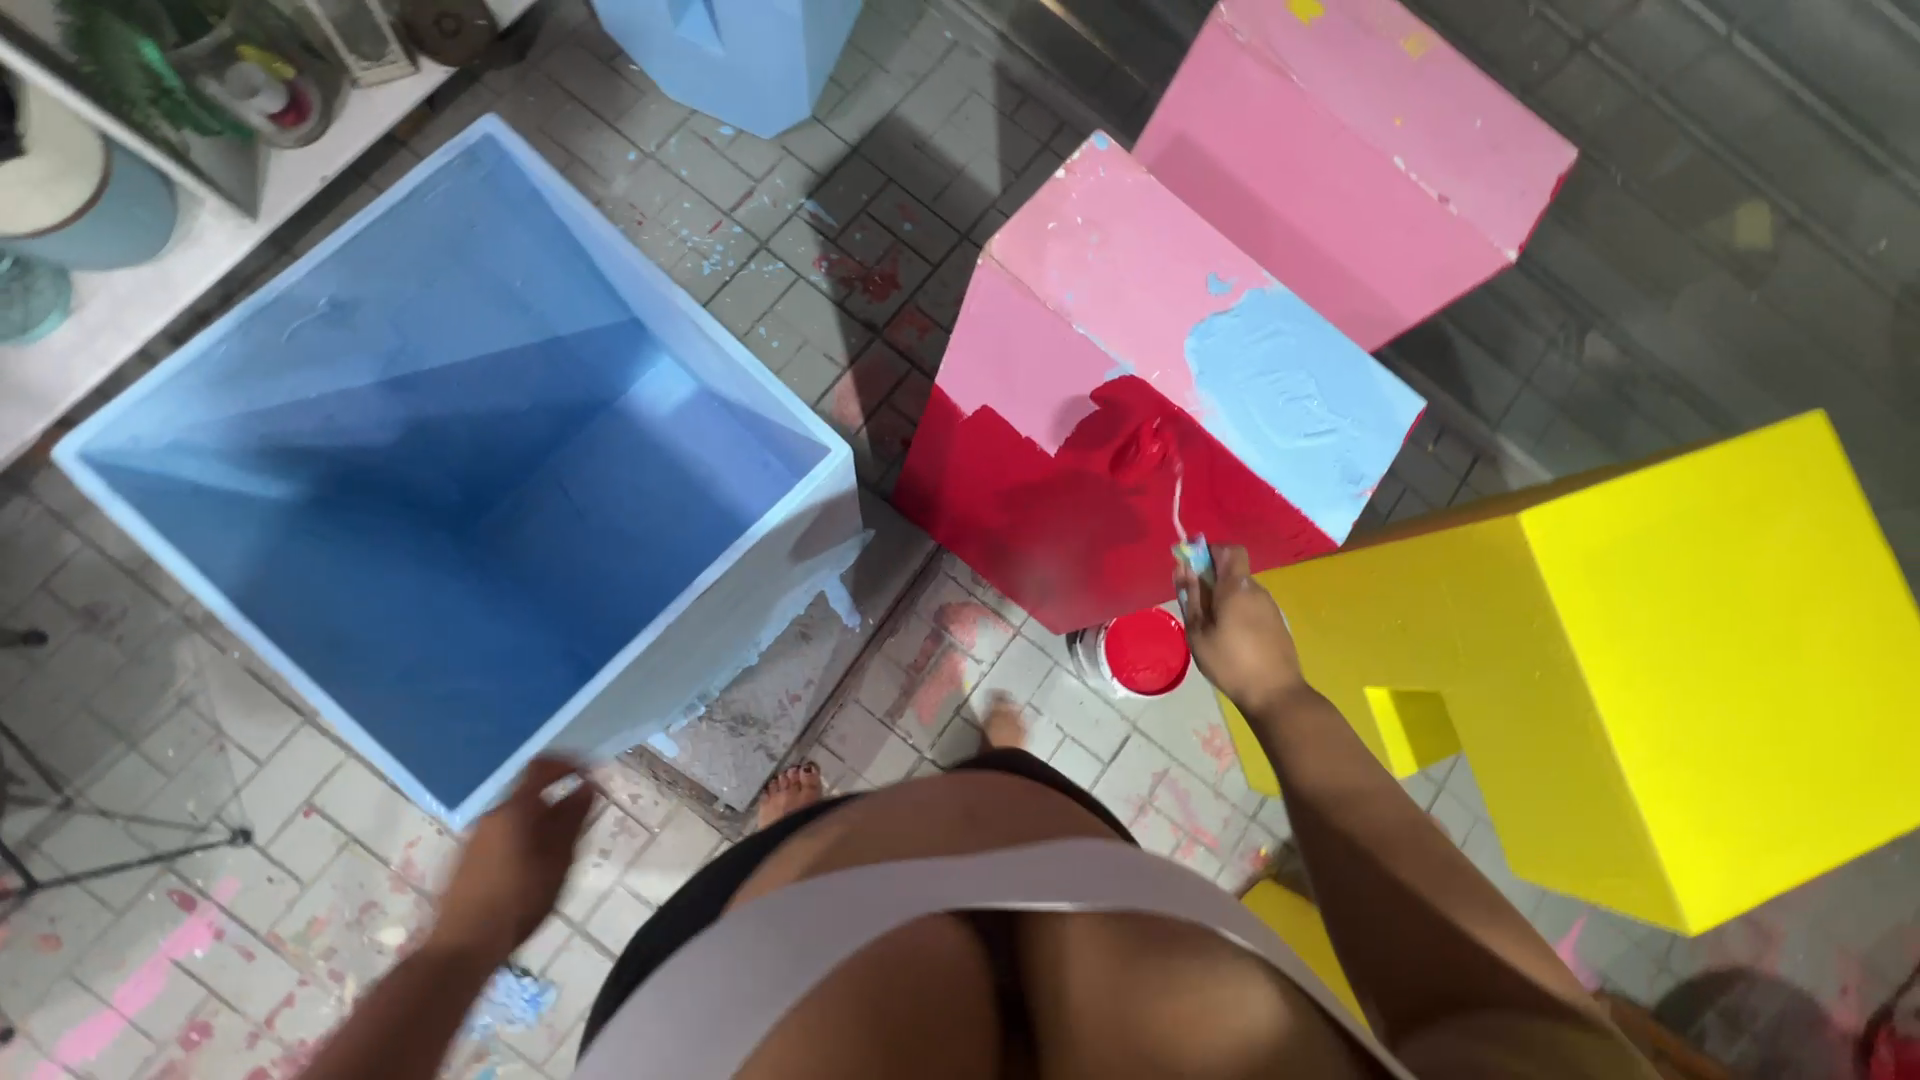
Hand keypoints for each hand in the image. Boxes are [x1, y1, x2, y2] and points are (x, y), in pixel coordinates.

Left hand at [429, 756, 595, 965]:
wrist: (463, 946)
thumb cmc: (519, 901)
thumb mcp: (558, 860)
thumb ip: (573, 820)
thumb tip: (588, 786)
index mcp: (514, 810)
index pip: (542, 767)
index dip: (568, 763)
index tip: (590, 773)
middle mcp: (491, 816)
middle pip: (529, 792)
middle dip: (559, 798)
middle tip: (582, 818)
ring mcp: (476, 837)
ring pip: (517, 814)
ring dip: (542, 819)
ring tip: (563, 846)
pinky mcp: (469, 857)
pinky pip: (505, 831)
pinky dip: (526, 834)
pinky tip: (536, 864)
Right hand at [1176, 544, 1308, 714]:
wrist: (1275, 693)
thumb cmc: (1230, 662)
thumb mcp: (1198, 632)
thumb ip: (1191, 597)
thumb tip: (1183, 567)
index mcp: (1236, 587)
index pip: (1229, 549)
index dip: (1210, 551)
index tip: (1193, 567)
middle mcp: (1256, 590)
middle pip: (1232, 570)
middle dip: (1212, 579)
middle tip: (1195, 606)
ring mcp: (1269, 606)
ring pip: (1241, 590)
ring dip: (1223, 598)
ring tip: (1211, 628)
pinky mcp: (1276, 622)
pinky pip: (1251, 605)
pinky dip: (1236, 612)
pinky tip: (1230, 640)